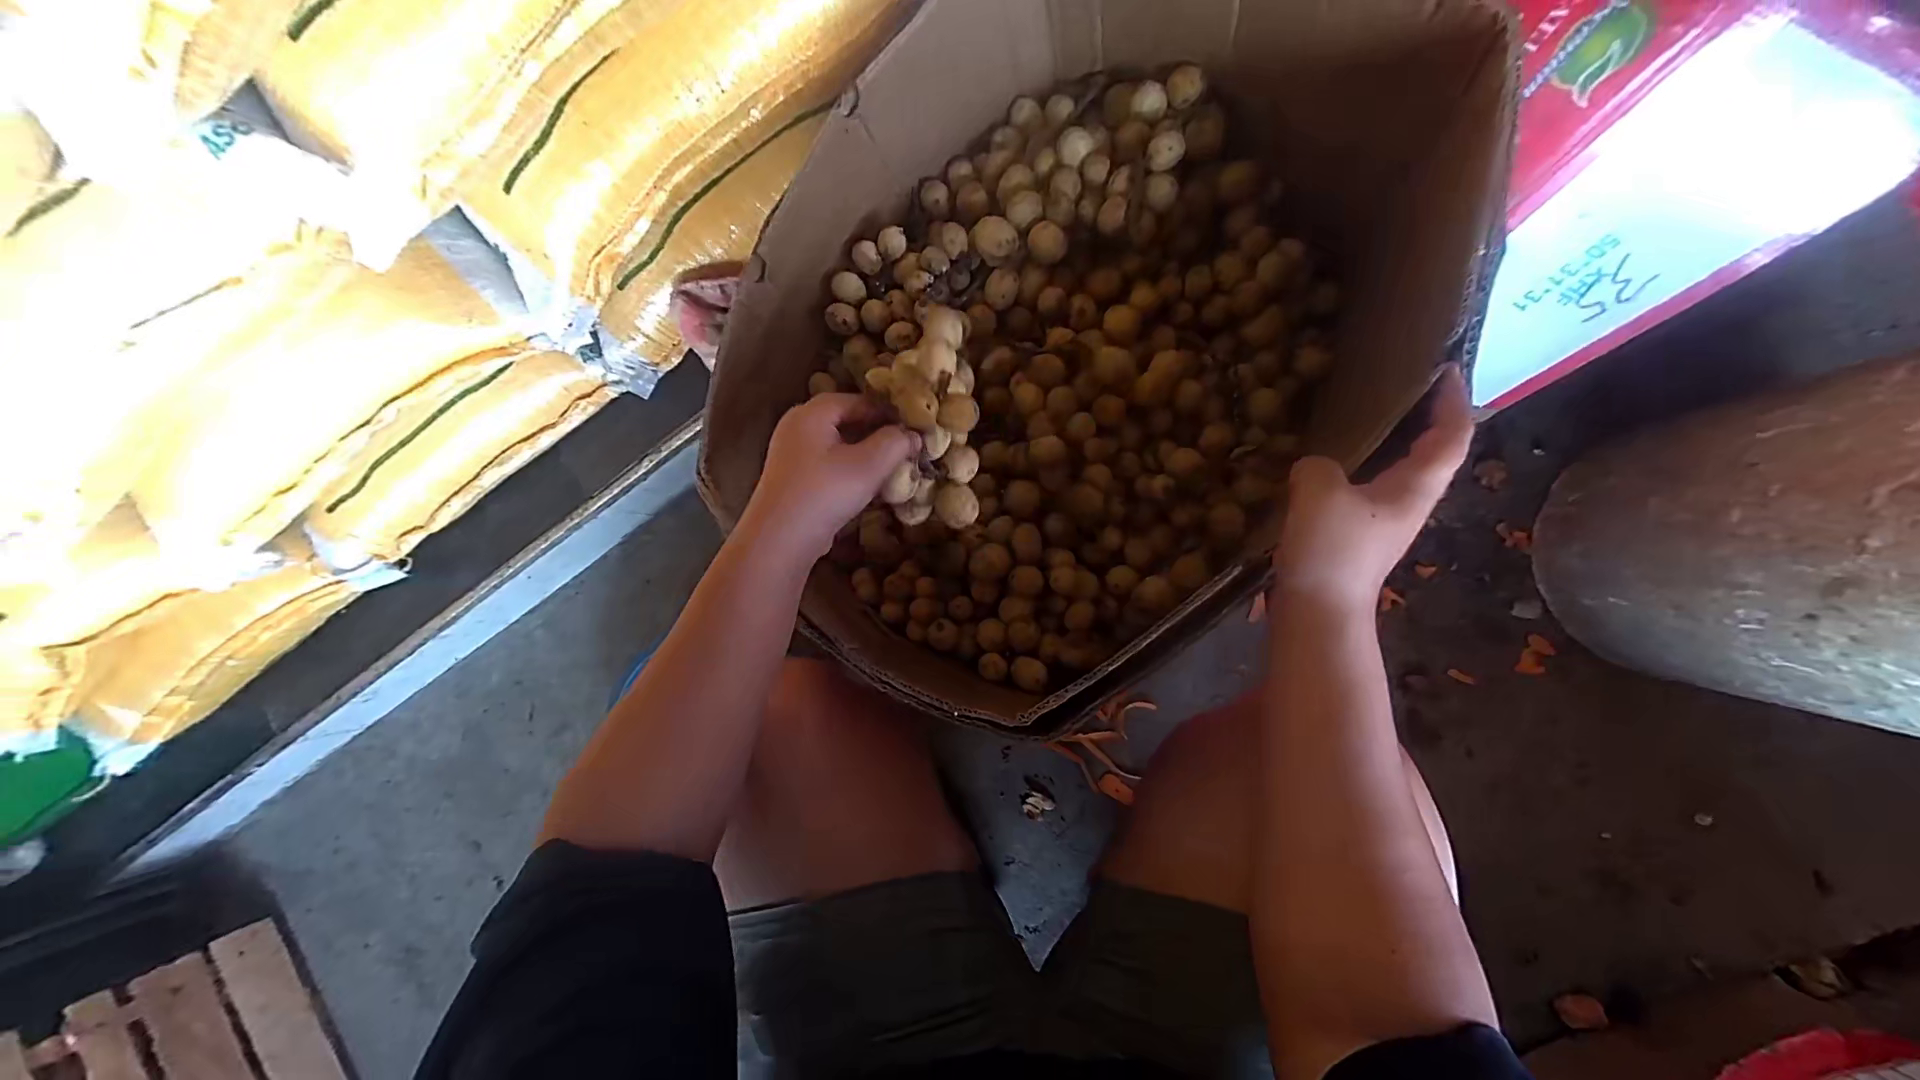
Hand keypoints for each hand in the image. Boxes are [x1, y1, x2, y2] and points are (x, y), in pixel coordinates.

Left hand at [738, 393, 918, 564]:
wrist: (780, 540)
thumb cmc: (825, 493)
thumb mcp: (869, 465)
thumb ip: (895, 443)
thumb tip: (913, 434)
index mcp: (811, 413)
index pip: (858, 400)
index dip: (888, 412)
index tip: (913, 428)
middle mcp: (797, 427)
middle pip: (845, 421)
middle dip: (877, 434)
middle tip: (905, 448)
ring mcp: (791, 454)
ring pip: (837, 445)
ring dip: (865, 454)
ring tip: (891, 469)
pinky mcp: (792, 480)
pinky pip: (827, 465)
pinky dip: (849, 471)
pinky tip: (867, 488)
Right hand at [1274, 367, 1471, 610]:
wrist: (1317, 610)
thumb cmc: (1331, 549)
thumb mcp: (1318, 490)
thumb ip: (1318, 463)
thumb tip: (1314, 468)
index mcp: (1416, 486)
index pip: (1453, 434)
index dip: (1454, 399)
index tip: (1444, 368)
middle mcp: (1408, 501)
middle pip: (1430, 450)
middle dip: (1422, 416)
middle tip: (1396, 385)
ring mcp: (1382, 521)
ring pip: (1395, 470)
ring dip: (1386, 442)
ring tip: (1359, 417)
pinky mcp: (1356, 535)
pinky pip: (1363, 489)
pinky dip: (1354, 467)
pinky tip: (1324, 463)